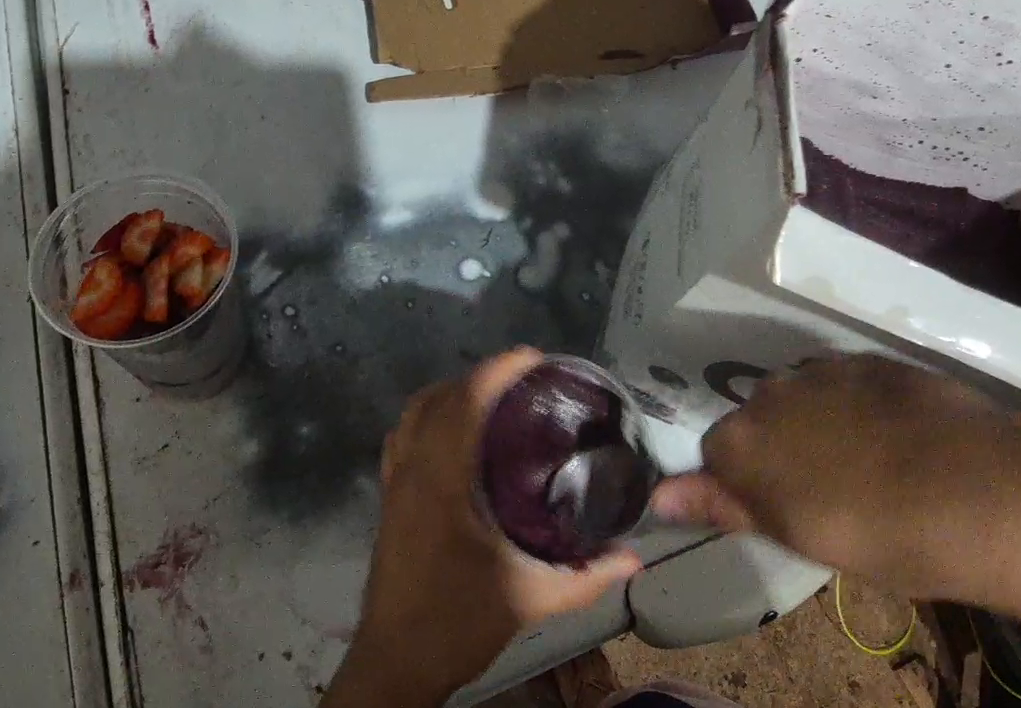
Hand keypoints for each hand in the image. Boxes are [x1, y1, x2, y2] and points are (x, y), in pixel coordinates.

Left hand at [324, 348, 641, 706]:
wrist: (395, 663)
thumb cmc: (457, 624)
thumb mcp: (528, 600)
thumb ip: (584, 578)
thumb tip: (632, 557)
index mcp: (441, 483)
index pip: (464, 404)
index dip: (496, 371)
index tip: (532, 358)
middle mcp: (411, 472)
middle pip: (436, 398)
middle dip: (477, 376)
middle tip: (522, 378)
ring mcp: (393, 484)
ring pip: (413, 414)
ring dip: (449, 392)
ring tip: (492, 396)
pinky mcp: (388, 499)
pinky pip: (403, 437)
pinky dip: (428, 417)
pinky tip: (458, 434)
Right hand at [651, 355, 1020, 598]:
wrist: (976, 491)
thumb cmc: (876, 534)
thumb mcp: (794, 534)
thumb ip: (722, 505)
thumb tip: (656, 496)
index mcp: (740, 441)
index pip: (717, 454)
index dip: (745, 482)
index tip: (779, 507)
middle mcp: (768, 394)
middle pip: (757, 419)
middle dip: (779, 447)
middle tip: (823, 490)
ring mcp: (820, 372)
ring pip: (801, 398)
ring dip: (817, 423)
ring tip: (866, 463)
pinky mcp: (869, 361)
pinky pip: (844, 383)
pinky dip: (857, 406)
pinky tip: (895, 437)